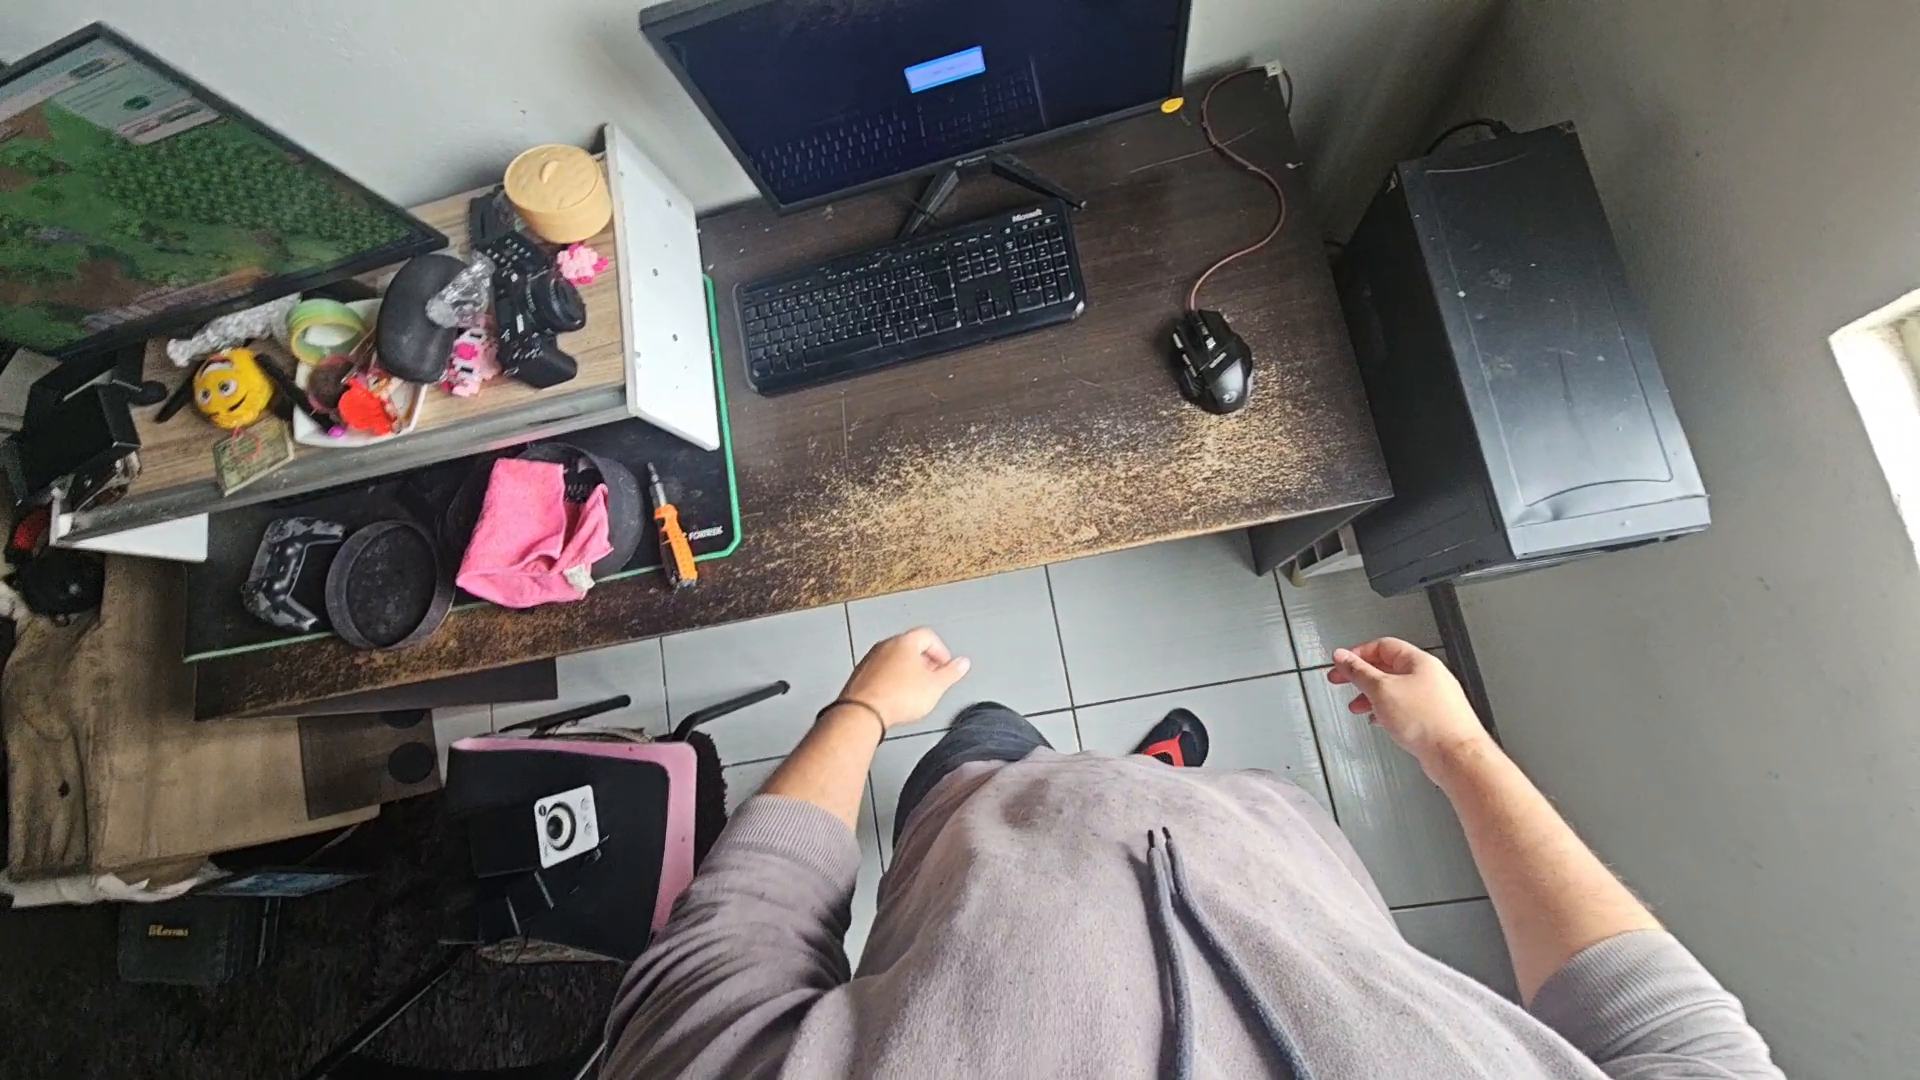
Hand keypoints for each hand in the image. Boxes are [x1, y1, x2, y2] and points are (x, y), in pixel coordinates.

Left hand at [834, 627, 970, 730]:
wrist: (863, 713)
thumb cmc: (895, 697)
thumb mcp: (935, 686)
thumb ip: (951, 672)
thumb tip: (962, 663)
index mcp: (905, 642)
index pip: (928, 636)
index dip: (941, 651)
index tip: (946, 665)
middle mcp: (885, 646)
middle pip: (910, 646)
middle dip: (925, 661)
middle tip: (933, 678)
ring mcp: (870, 660)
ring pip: (894, 659)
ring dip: (907, 671)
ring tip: (914, 690)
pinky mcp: (859, 675)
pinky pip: (880, 672)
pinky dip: (891, 680)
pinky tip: (895, 697)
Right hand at [1328, 638, 1491, 769]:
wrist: (1456, 756)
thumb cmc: (1429, 722)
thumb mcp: (1381, 689)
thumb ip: (1358, 671)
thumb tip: (1342, 657)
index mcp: (1420, 662)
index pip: (1382, 646)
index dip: (1358, 653)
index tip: (1342, 663)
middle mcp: (1430, 677)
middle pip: (1386, 668)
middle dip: (1361, 676)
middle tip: (1342, 680)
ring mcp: (1434, 698)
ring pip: (1394, 689)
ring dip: (1371, 696)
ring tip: (1358, 705)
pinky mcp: (1434, 718)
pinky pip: (1404, 707)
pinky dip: (1387, 711)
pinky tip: (1380, 720)